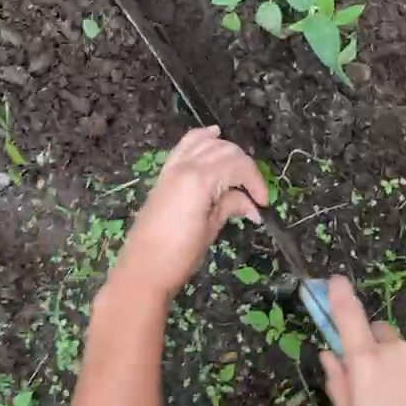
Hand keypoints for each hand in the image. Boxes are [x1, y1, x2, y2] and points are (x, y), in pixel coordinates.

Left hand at [109, 127, 267, 301]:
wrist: (142, 270)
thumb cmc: (180, 255)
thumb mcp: (210, 229)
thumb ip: (230, 206)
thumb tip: (252, 204)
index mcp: (200, 180)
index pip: (238, 166)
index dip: (256, 181)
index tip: (263, 203)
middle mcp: (186, 166)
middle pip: (225, 151)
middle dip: (245, 167)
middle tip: (253, 193)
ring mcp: (172, 168)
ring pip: (206, 143)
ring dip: (227, 151)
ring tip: (240, 171)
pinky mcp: (165, 175)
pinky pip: (185, 147)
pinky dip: (201, 138)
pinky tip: (213, 134)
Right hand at [317, 276, 405, 405]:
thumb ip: (338, 384)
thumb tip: (329, 355)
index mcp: (366, 361)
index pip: (349, 316)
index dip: (339, 295)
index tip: (334, 280)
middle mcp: (393, 349)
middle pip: (375, 334)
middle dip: (368, 348)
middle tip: (368, 384)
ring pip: (397, 352)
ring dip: (391, 367)